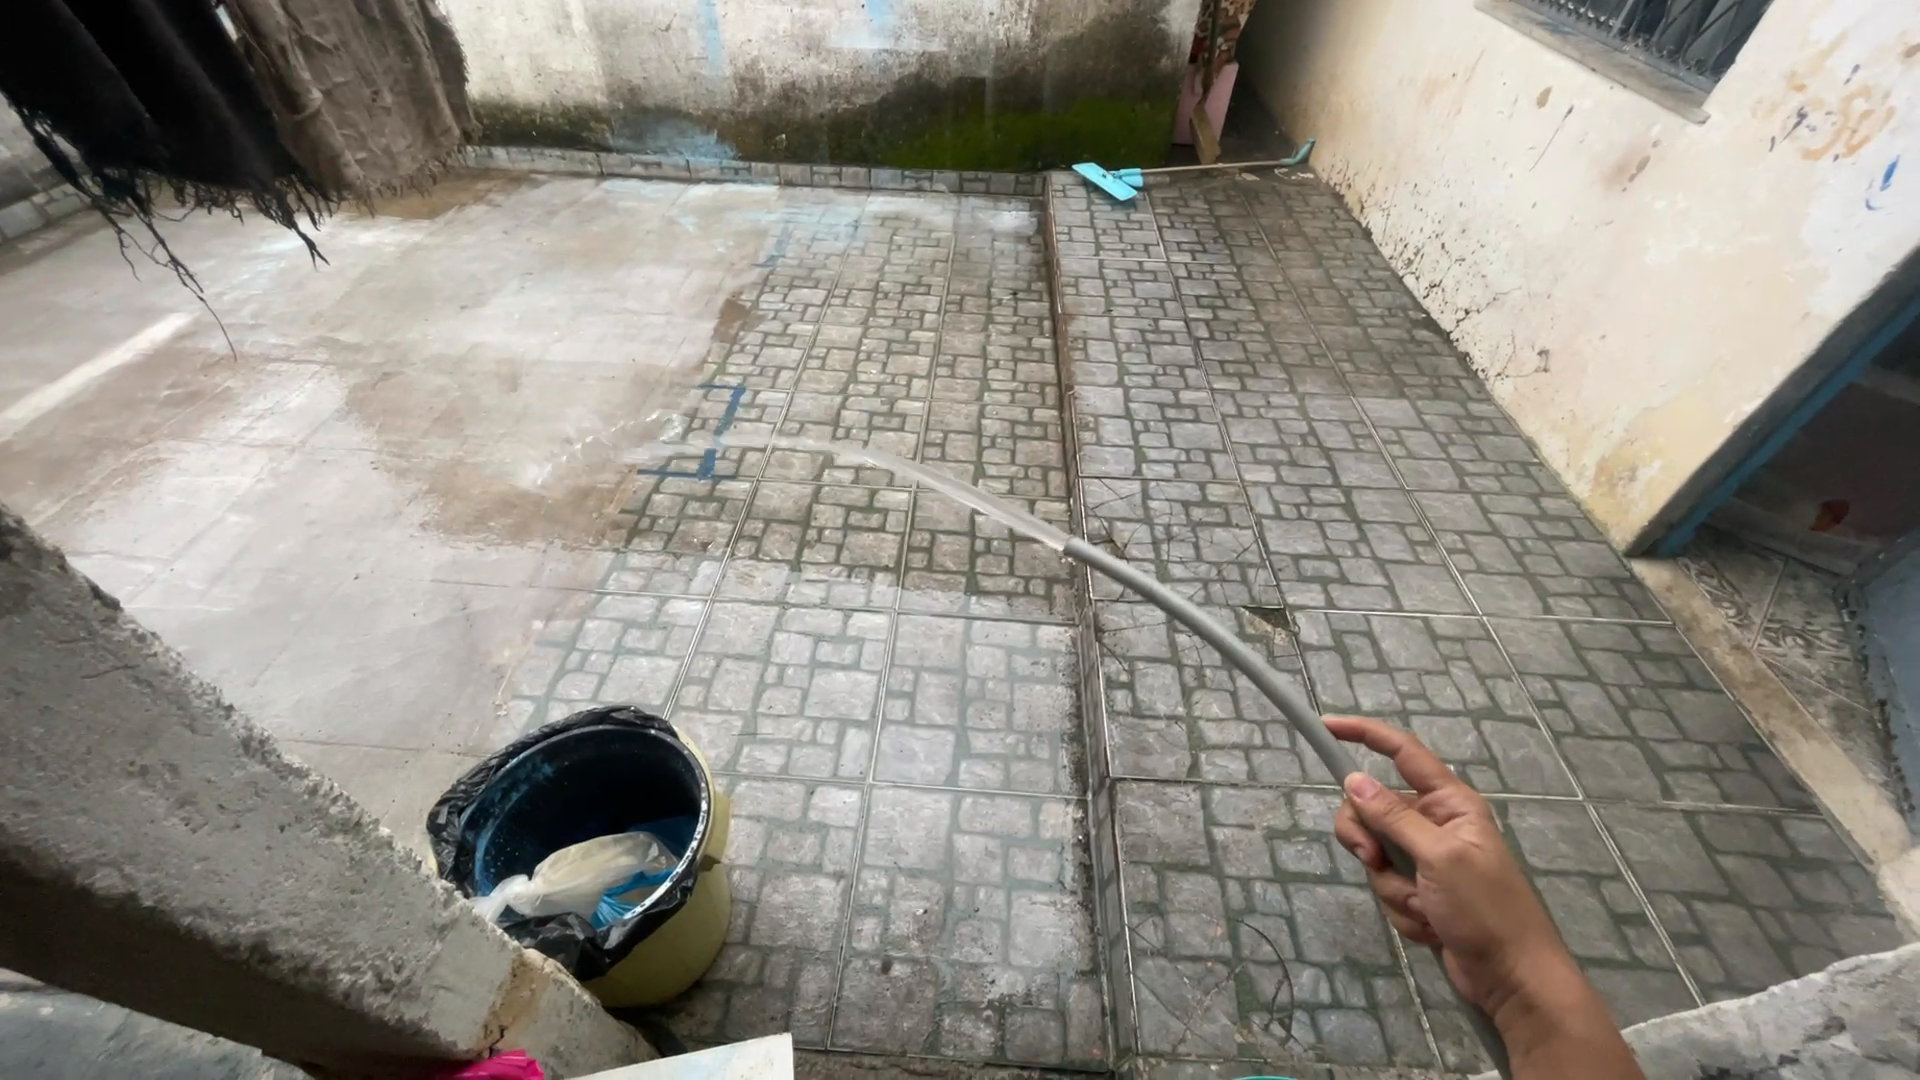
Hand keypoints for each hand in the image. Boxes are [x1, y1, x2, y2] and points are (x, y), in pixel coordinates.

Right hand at [1325, 716, 1572, 1018]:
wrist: (1515, 983)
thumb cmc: (1488, 911)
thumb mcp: (1439, 857)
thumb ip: (1393, 816)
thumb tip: (1353, 780)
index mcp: (1449, 803)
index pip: (1401, 752)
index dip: (1363, 734)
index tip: (1327, 726)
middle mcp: (1434, 823)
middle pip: (1370, 807)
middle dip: (1366, 838)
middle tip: (1375, 860)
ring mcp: (1424, 857)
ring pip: (1373, 850)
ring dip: (1390, 883)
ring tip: (1422, 906)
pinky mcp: (1418, 888)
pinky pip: (1385, 884)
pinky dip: (1400, 905)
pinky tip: (1429, 924)